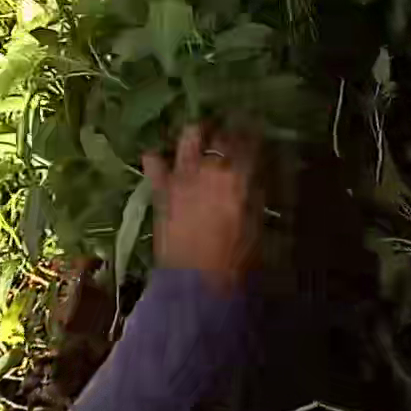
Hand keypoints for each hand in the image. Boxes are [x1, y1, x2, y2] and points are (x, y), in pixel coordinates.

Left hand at [141, 123, 258, 292]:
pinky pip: (154, 164)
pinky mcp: (161, 189)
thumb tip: (254, 176)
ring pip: (188, 138)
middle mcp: (211, 169)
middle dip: (226, 127)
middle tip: (229, 128)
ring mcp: (183, 176)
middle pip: (219, 134)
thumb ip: (254, 195)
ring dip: (195, 132)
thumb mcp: (255, 226)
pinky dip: (156, 157)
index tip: (256, 125)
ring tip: (198, 132)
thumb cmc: (234, 261)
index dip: (253, 130)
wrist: (194, 285)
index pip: (249, 142)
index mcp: (238, 177)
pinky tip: (156, 153)